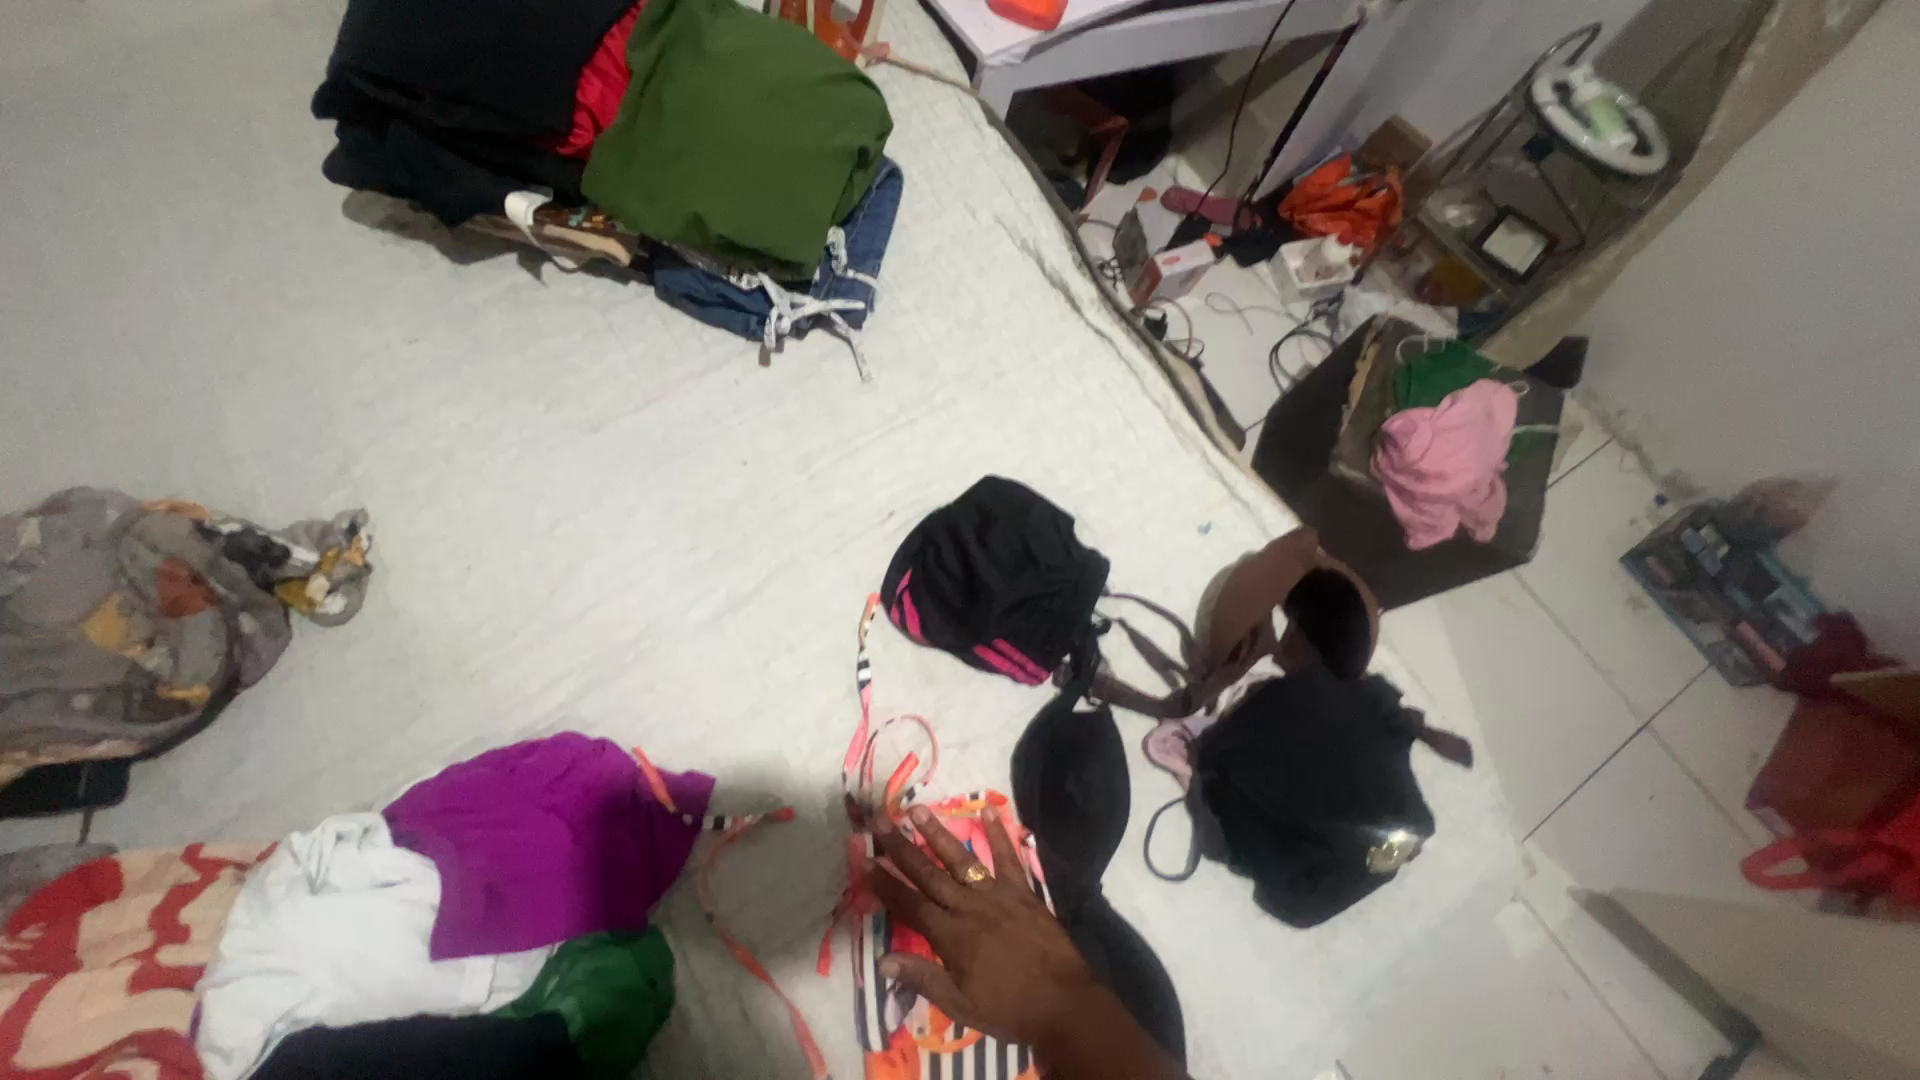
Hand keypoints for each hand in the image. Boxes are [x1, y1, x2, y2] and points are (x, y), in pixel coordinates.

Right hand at [865, 804, 1098, 1048]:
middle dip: (901, 847)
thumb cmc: (1008, 1008)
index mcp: (951, 936)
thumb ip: (923, 978)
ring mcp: (998, 894)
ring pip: (962, 859)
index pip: (910, 904)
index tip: (865, 858)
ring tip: (917, 809)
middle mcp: (970, 907)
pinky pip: (1009, 858)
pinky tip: (988, 810)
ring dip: (938, 833)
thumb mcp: (960, 1005)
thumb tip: (882, 960)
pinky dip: (999, 834)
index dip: (886, 883)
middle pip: (929, 873)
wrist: (1064, 1003)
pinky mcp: (1023, 891)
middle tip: (880, 820)